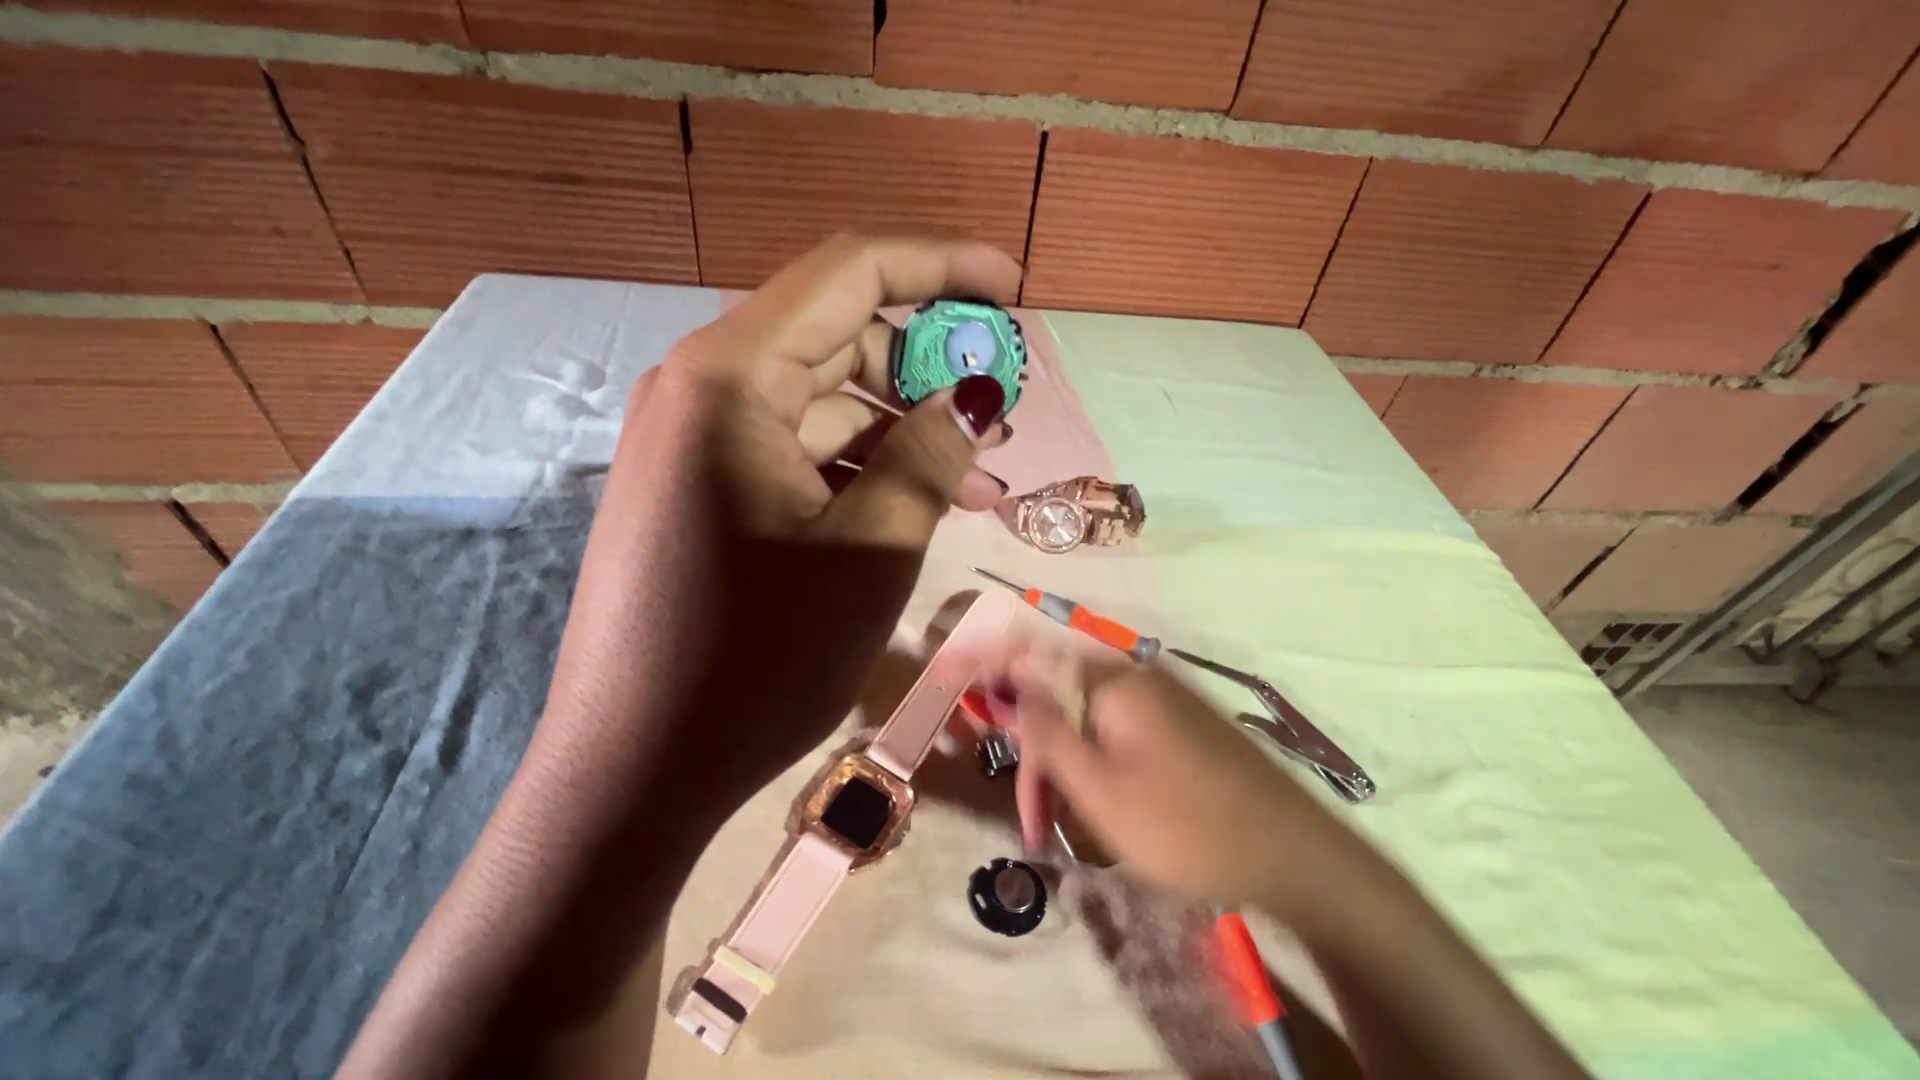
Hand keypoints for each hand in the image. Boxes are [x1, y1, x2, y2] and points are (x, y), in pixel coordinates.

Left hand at [629, 235, 1024, 811]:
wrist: (633, 769)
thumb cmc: (756, 658)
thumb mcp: (869, 550)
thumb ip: (929, 456)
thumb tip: (975, 399)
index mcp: (730, 376)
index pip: (851, 271)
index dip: (944, 266)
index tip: (1015, 290)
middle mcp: (701, 388)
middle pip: (836, 335)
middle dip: (929, 365)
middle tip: (1004, 414)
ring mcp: (693, 443)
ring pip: (820, 401)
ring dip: (901, 428)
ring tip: (981, 478)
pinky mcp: (697, 492)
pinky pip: (792, 451)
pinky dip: (858, 467)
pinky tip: (916, 505)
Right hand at [985, 644, 1352, 911]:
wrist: (1295, 857)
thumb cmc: (1185, 825)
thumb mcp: (1099, 787)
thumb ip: (1047, 730)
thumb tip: (1011, 680)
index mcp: (1114, 681)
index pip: (1033, 651)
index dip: (986, 659)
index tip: (946, 671)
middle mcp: (1139, 679)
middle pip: (1060, 696)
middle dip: (1034, 752)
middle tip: (1029, 817)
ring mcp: (1167, 704)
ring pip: (1089, 724)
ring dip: (1064, 770)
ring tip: (1059, 831)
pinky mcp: (1185, 731)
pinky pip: (1120, 737)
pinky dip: (1096, 769)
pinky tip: (1099, 811)